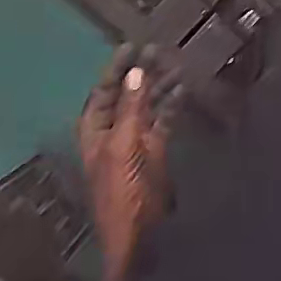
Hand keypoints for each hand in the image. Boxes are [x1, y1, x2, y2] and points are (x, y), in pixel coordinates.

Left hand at [79, 46, 178, 280]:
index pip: (104, 92)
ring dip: (160, 85)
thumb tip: (136, 72)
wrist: (139, 234)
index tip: (130, 47)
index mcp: (96, 130)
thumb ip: (130, 108)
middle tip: (159, 50)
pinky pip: (164, 119)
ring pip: (148, 104)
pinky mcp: (156, 148)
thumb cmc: (121, 190)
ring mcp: (136, 139)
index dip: (116, 70)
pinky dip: (172, 103)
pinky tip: (184, 88)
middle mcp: (114, 130)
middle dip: (141, 73)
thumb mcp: (122, 146)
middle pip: (127, 94)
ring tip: (176, 63)